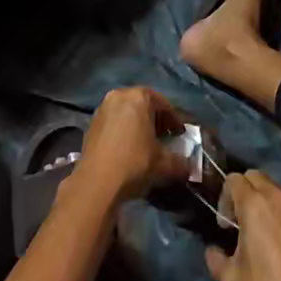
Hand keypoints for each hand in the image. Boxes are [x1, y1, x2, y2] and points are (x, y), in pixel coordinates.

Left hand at [72, 87, 189, 202]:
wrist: (96, 185)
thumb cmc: (135, 164)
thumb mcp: (164, 164)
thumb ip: (181, 162)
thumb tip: (190, 167)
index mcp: (139, 97)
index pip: (164, 104)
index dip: (174, 120)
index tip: (179, 135)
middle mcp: (119, 96)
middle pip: (144, 104)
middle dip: (155, 120)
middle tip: (164, 137)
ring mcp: (102, 109)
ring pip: (127, 112)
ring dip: (138, 124)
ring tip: (145, 144)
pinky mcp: (90, 124)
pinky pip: (113, 122)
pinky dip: (122, 130)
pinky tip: (127, 149)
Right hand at [205, 172, 280, 280]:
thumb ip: (215, 259)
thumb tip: (214, 251)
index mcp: (255, 205)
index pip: (234, 179)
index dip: (225, 199)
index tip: (227, 227)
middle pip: (258, 178)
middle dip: (246, 195)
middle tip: (245, 225)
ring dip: (270, 207)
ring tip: (271, 238)